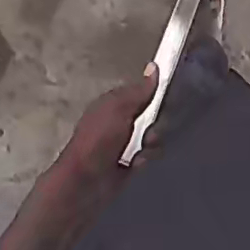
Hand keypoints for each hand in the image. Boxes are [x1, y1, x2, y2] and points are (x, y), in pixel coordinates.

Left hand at [48, 66, 157, 192]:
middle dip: (156, 124)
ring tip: (140, 152)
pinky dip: (146, 159)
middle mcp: (119, 120)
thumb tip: (154, 66)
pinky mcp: (128, 163)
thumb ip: (140, 90)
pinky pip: (148, 155)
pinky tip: (136, 164)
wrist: (84, 183)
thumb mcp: (120, 108)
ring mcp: (123, 143)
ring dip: (151, 144)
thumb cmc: (99, 139)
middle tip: (148, 134)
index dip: (154, 95)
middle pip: (151, 114)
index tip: (165, 100)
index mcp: (113, 102)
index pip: (142, 91)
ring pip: (153, 135)